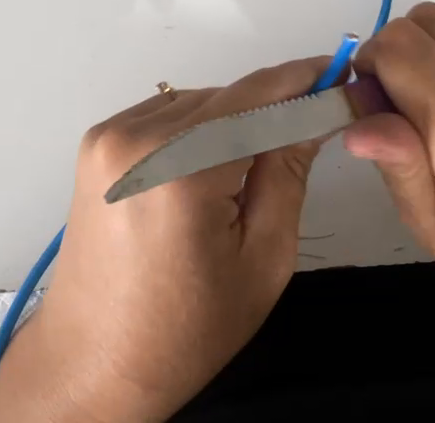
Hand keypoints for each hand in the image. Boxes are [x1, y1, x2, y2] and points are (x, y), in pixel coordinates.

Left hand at [29, 58, 328, 422]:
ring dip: (229, 121)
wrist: (94, 361)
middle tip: (308, 133)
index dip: (302, 79)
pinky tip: (205, 171)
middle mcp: (136, 136)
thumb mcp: (262, 258)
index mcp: (180, 168)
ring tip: (246, 175)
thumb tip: (316, 110)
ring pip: (194, 102)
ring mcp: (108, 136)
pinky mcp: (96, 143)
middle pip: (224, 99)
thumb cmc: (188, 329)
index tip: (340, 72)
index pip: (255, 98)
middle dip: (269, 110)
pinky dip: (194, 129)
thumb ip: (289, 171)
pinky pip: (163, 115)